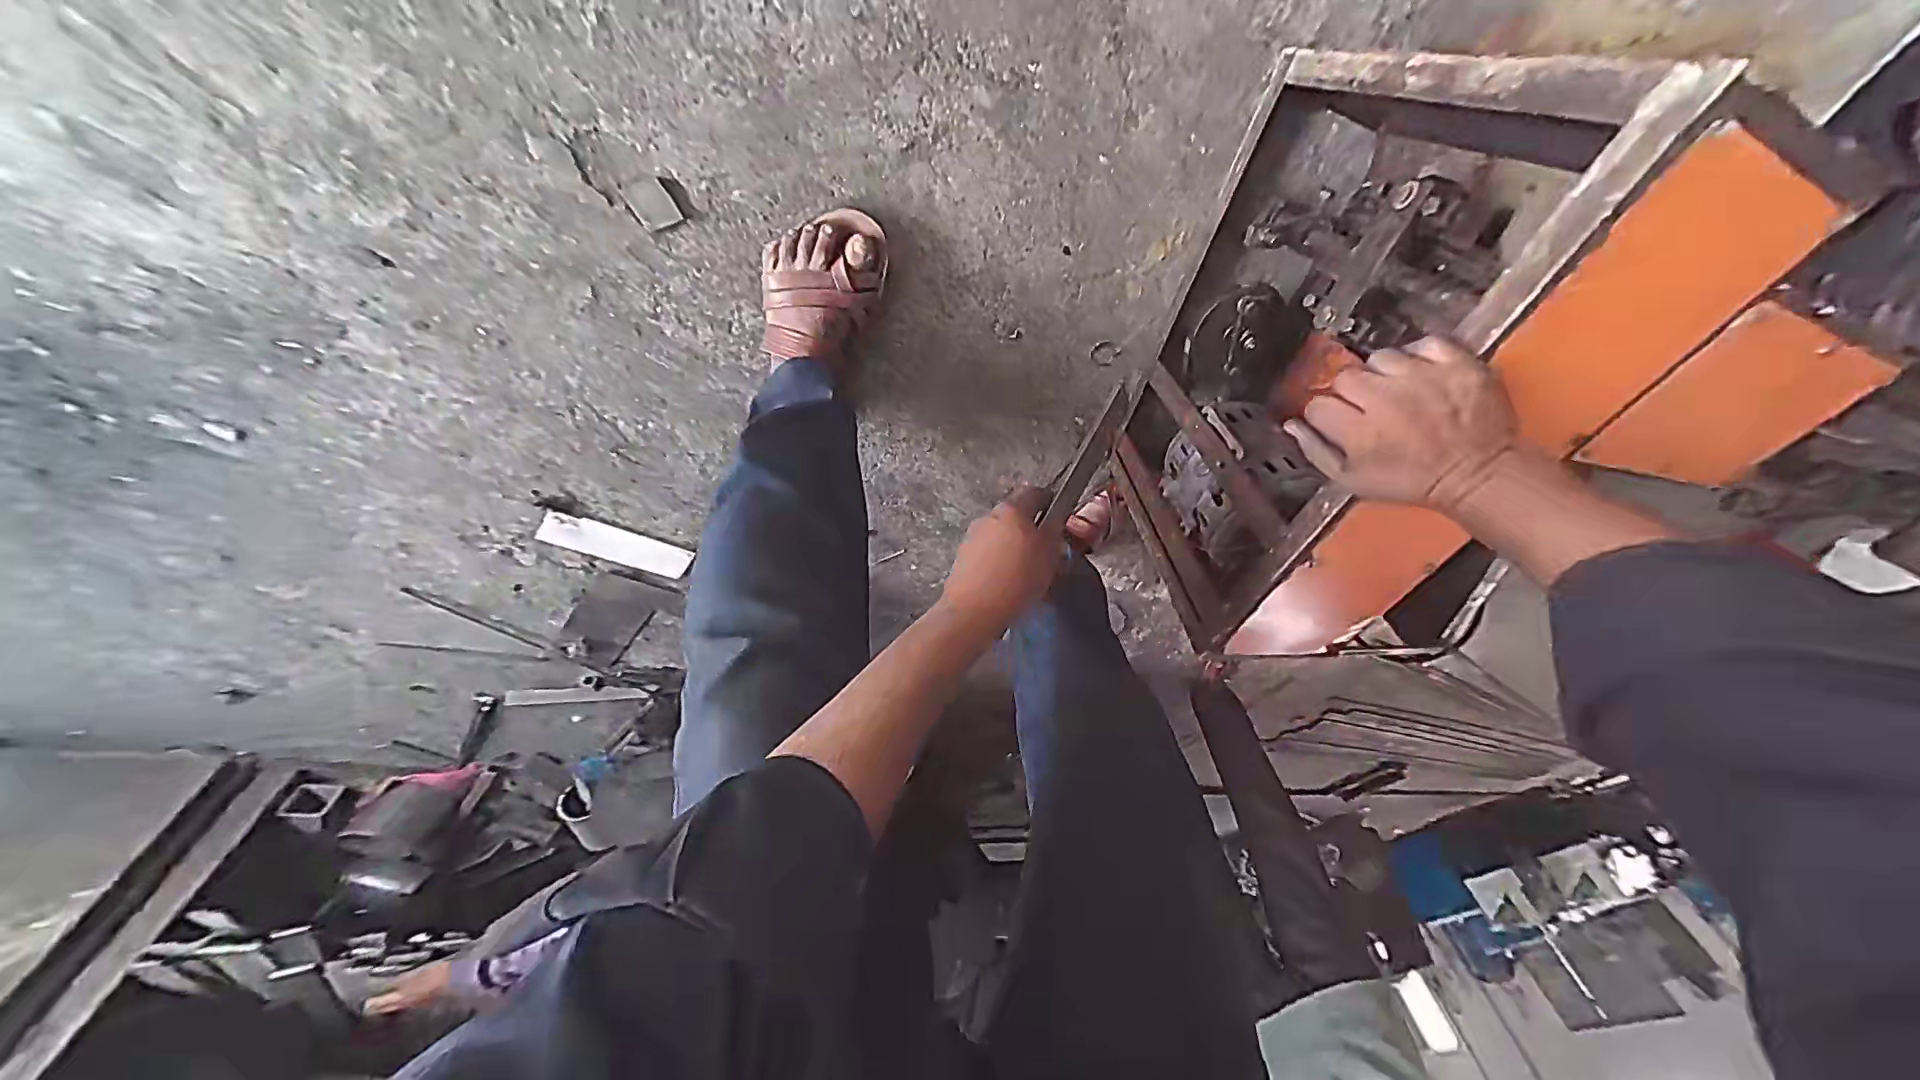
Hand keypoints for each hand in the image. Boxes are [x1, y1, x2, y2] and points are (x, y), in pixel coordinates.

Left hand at [939, 486, 1058, 631]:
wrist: (974, 610)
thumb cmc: (1016, 580)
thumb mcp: (1050, 555)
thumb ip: (1054, 532)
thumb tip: (1054, 522)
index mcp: (1012, 509)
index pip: (1036, 493)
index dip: (1051, 502)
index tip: (1058, 515)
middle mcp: (989, 516)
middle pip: (1016, 516)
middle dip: (1031, 530)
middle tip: (1046, 550)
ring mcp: (973, 536)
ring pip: (1001, 535)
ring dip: (1014, 546)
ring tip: (1027, 571)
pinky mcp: (963, 557)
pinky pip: (988, 554)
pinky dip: (999, 561)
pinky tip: (1008, 581)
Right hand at [1283, 336, 1517, 511]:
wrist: (1477, 474)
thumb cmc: (1411, 480)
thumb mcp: (1351, 481)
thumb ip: (1315, 451)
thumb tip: (1292, 425)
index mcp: (1358, 432)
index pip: (1317, 405)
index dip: (1324, 414)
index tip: (1337, 420)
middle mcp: (1387, 400)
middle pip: (1345, 377)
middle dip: (1351, 393)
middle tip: (1367, 408)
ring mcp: (1423, 379)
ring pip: (1380, 357)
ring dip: (1382, 373)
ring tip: (1395, 390)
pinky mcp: (1457, 364)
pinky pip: (1424, 343)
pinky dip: (1419, 356)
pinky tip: (1419, 375)